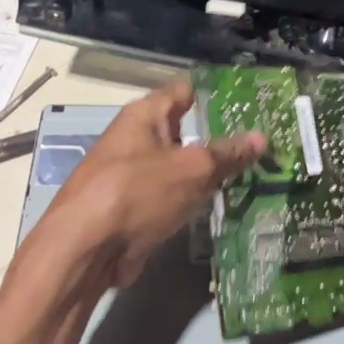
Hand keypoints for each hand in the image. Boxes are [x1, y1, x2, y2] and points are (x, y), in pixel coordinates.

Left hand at [42, 80, 263, 287]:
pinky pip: (169, 198)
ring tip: (249, 176)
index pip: (184, 92)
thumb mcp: (192, 170)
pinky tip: (219, 207)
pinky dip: (190, 201)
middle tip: (258, 146)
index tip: (249, 105)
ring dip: (206, 174)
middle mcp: (133, 139)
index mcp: (143, 116)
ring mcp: (130, 176)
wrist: (84, 251)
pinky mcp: (130, 210)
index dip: (215, 95)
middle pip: (182, 131)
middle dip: (217, 139)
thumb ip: (227, 154)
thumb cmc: (137, 193)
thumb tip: (260, 137)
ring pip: (177, 168)